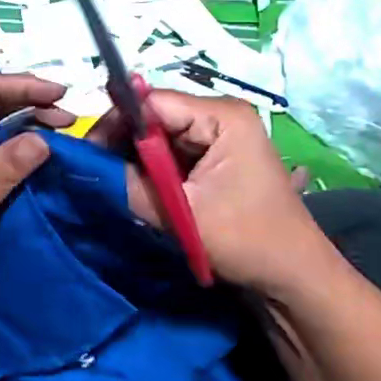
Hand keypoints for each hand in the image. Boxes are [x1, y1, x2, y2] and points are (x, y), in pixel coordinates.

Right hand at [90, 86, 332, 293]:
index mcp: (223, 116)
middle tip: (98, 169)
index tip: (90, 152)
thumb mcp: (180, 213)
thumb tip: (86, 165)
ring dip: (136, 158)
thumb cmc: (247, 240)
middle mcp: (221, 114)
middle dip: (124, 141)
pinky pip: (171, 150)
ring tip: (116, 181)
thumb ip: (129, 184)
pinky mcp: (215, 153)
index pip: (152, 102)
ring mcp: (220, 133)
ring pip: (159, 134)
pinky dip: (152, 167)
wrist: (294, 278)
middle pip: (154, 115)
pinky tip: (139, 185)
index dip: (117, 123)